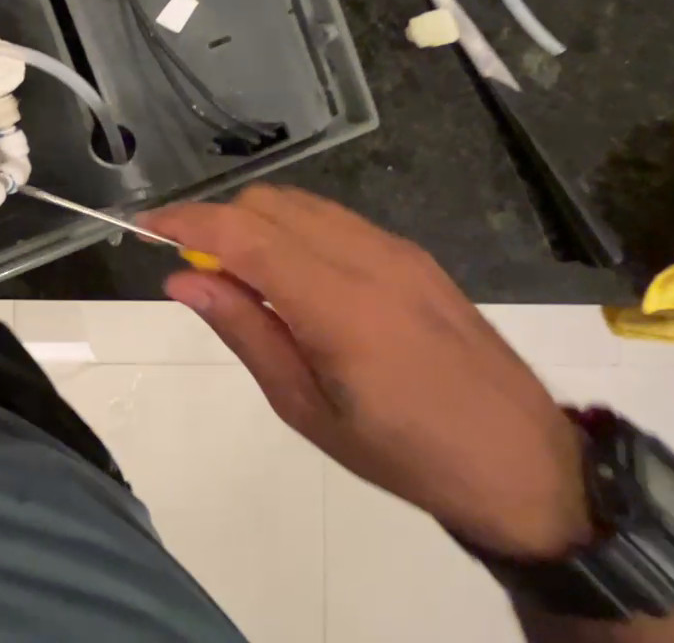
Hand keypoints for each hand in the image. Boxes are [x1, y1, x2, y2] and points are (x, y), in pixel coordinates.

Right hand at [145, 185, 591, 559]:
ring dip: (252, 223)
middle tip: (199, 273)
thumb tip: (180, 279)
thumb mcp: (305, 406)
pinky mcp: (414, 257)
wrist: (529, 468)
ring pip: (297, 204)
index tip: (144, 227)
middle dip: (216, 223)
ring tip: (242, 277)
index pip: (243, 234)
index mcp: (339, 305)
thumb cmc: (402, 452)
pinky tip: (292, 278)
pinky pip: (332, 219)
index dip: (185, 221)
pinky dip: (290, 230)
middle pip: (265, 205)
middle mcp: (369, 260)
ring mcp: (397, 253)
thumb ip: (242, 330)